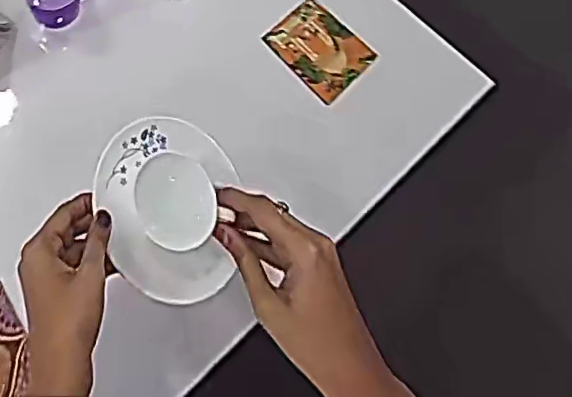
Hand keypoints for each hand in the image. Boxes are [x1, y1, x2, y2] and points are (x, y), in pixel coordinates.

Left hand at [17, 193, 113, 396]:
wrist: (62, 365)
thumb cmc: (66, 326)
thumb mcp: (89, 274)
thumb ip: (97, 242)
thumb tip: (101, 220)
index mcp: (37, 249)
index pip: (61, 215)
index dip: (82, 204)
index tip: (96, 198)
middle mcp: (35, 260)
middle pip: (63, 231)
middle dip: (87, 224)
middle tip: (106, 217)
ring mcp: (42, 278)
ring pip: (68, 250)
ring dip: (89, 245)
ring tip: (110, 239)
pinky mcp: (52, 293)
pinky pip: (70, 266)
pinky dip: (87, 262)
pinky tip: (105, 263)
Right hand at [214, 187, 411, 396]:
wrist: (356, 376)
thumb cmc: (322, 350)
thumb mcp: (268, 304)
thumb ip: (244, 261)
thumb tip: (227, 235)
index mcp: (306, 251)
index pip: (262, 208)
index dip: (234, 198)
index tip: (216, 196)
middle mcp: (318, 246)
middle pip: (271, 210)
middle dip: (240, 207)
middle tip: (215, 209)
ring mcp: (322, 253)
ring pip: (279, 222)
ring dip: (251, 221)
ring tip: (225, 224)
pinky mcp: (322, 262)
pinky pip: (288, 238)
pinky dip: (265, 236)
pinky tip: (246, 241)